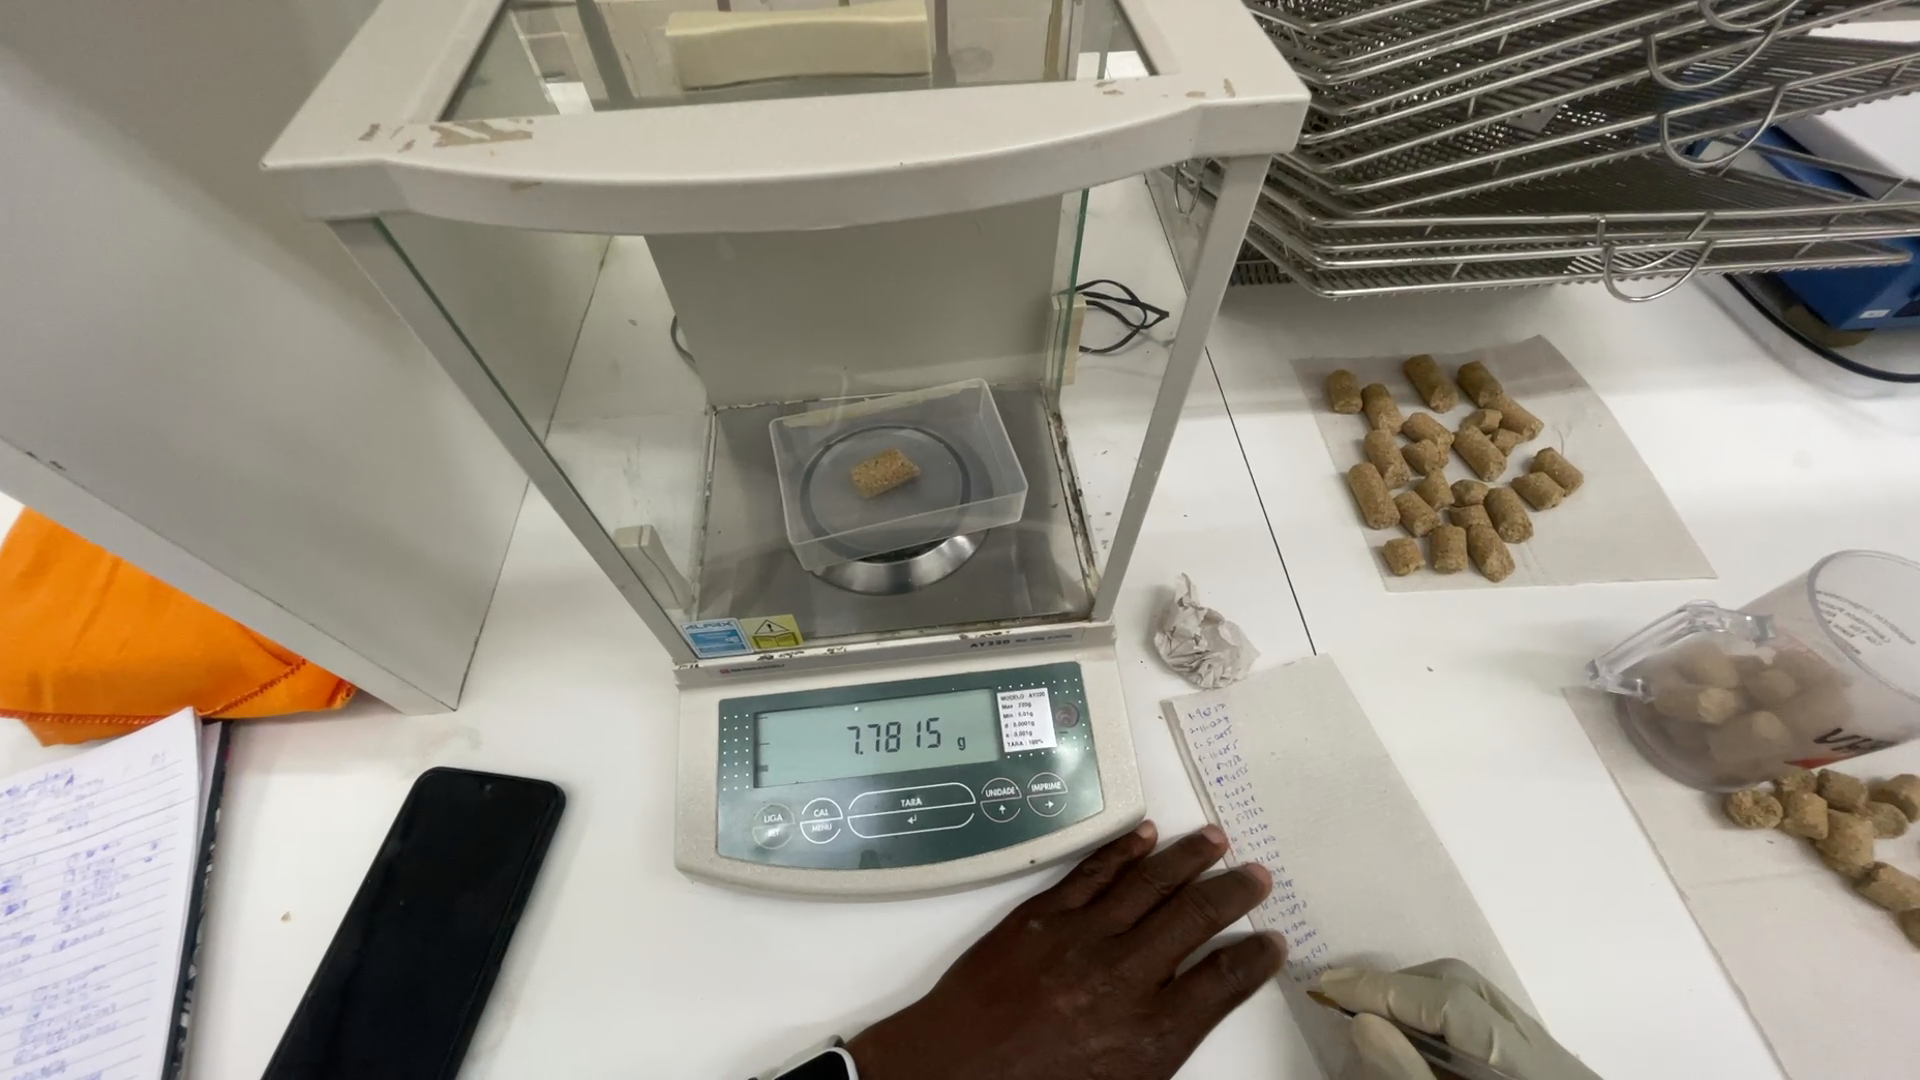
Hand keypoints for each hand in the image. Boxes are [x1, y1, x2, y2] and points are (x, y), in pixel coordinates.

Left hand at [847, 822, 1284, 1079]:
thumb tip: (1193, 1002)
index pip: (1222, 984)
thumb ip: (1163, 1040)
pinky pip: (1093, 872)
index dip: (1253, 960)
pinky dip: (1122, 850)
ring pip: (1148, 883)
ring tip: (1214, 838)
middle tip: (1256, 874)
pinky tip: (1145, 833)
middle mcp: (1125, 976)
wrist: (961, 1069)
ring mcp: (1083, 936)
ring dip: (1186, 857)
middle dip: (1232, 893)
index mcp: (1151, 1034)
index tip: (1272, 940)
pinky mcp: (1045, 912)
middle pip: (1194, 920)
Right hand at [1320, 960, 1600, 1079]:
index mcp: (1532, 1069)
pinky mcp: (1538, 1067)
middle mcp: (1547, 1054)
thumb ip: (1408, 1078)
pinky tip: (1410, 1039)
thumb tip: (1362, 1019)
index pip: (1450, 1002)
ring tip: (1370, 1017)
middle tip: (1343, 1000)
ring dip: (1412, 997)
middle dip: (1396, 985)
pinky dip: (1435, 1017)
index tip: (1326, 987)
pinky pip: (1481, 1020)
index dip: (1383, 988)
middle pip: (1462, 986)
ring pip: (1472, 996)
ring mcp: (1548, 1060)